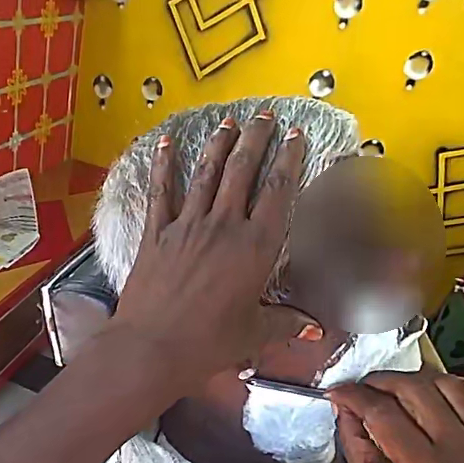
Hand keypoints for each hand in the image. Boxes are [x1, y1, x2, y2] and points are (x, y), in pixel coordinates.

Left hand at [102, 112, 314, 392]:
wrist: (152, 346)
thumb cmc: (206, 343)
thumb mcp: (253, 332)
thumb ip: (284, 321)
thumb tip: (310, 326)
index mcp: (254, 247)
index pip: (277, 191)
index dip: (289, 159)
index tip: (295, 136)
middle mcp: (222, 227)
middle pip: (242, 171)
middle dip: (255, 139)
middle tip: (264, 116)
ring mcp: (186, 227)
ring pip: (206, 174)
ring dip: (219, 145)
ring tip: (228, 121)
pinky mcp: (156, 235)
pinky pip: (161, 192)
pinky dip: (164, 165)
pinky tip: (167, 143)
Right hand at [326, 369, 463, 462]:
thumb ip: (359, 451)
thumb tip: (345, 411)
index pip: (381, 411)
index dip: (352, 395)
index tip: (335, 393)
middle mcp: (457, 445)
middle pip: (413, 388)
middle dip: (379, 381)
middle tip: (360, 389)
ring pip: (448, 384)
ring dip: (415, 379)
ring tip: (395, 390)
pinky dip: (462, 387)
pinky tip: (440, 395)